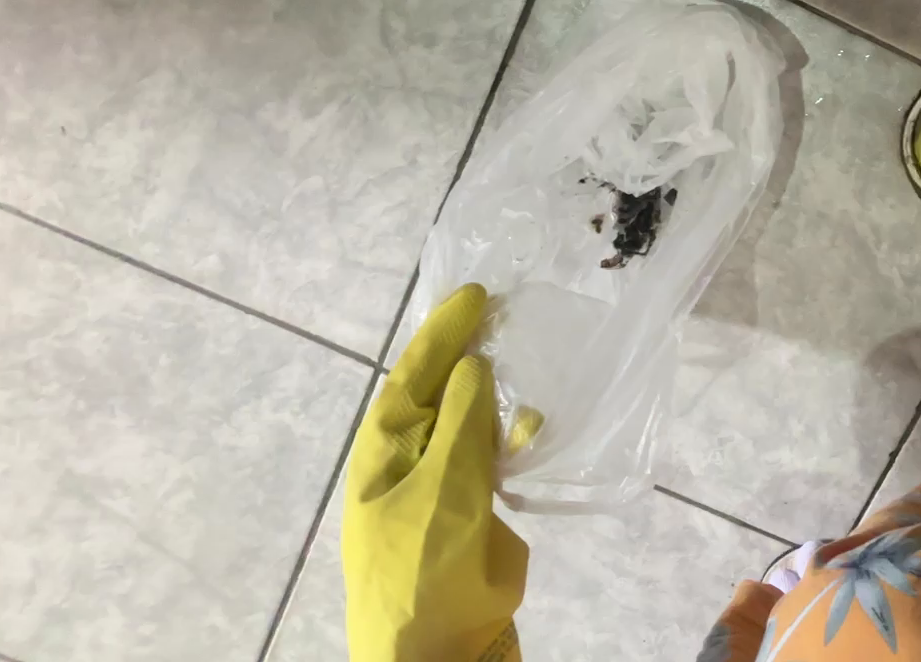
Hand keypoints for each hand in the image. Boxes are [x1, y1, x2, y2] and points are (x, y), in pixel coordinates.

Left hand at [344, 284, 526, 661]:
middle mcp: (411, 453)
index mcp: (386, 447)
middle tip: (505, 309)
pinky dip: (513, 434)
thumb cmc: (425, 562)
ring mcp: (444, 476)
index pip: (414, 372)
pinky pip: (494, 450)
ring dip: (497, 390)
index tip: (476, 293)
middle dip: (470, 347)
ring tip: (527, 359)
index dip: (444, 330)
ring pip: (472, 414)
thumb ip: (463, 419)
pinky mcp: (476, 497)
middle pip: (443, 386)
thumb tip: (475, 363)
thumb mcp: (443, 484)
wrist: (443, 645)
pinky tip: (533, 429)